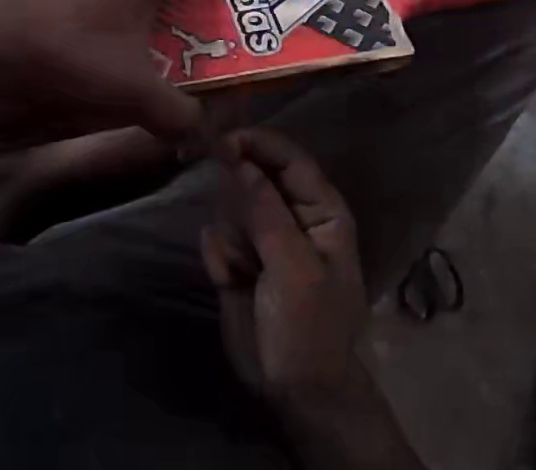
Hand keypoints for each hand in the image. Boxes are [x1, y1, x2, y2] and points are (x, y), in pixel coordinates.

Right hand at [201, 128, 370, 409]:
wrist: (296, 393)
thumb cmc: (309, 327)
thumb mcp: (294, 267)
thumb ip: (266, 210)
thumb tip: (238, 159)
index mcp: (320, 210)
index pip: (289, 157)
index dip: (258, 143)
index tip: (221, 141)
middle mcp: (290, 214)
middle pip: (253, 175)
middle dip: (236, 197)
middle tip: (236, 228)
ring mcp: (262, 235)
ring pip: (228, 205)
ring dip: (229, 235)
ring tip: (243, 269)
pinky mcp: (237, 256)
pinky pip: (214, 236)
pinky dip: (218, 258)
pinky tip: (231, 282)